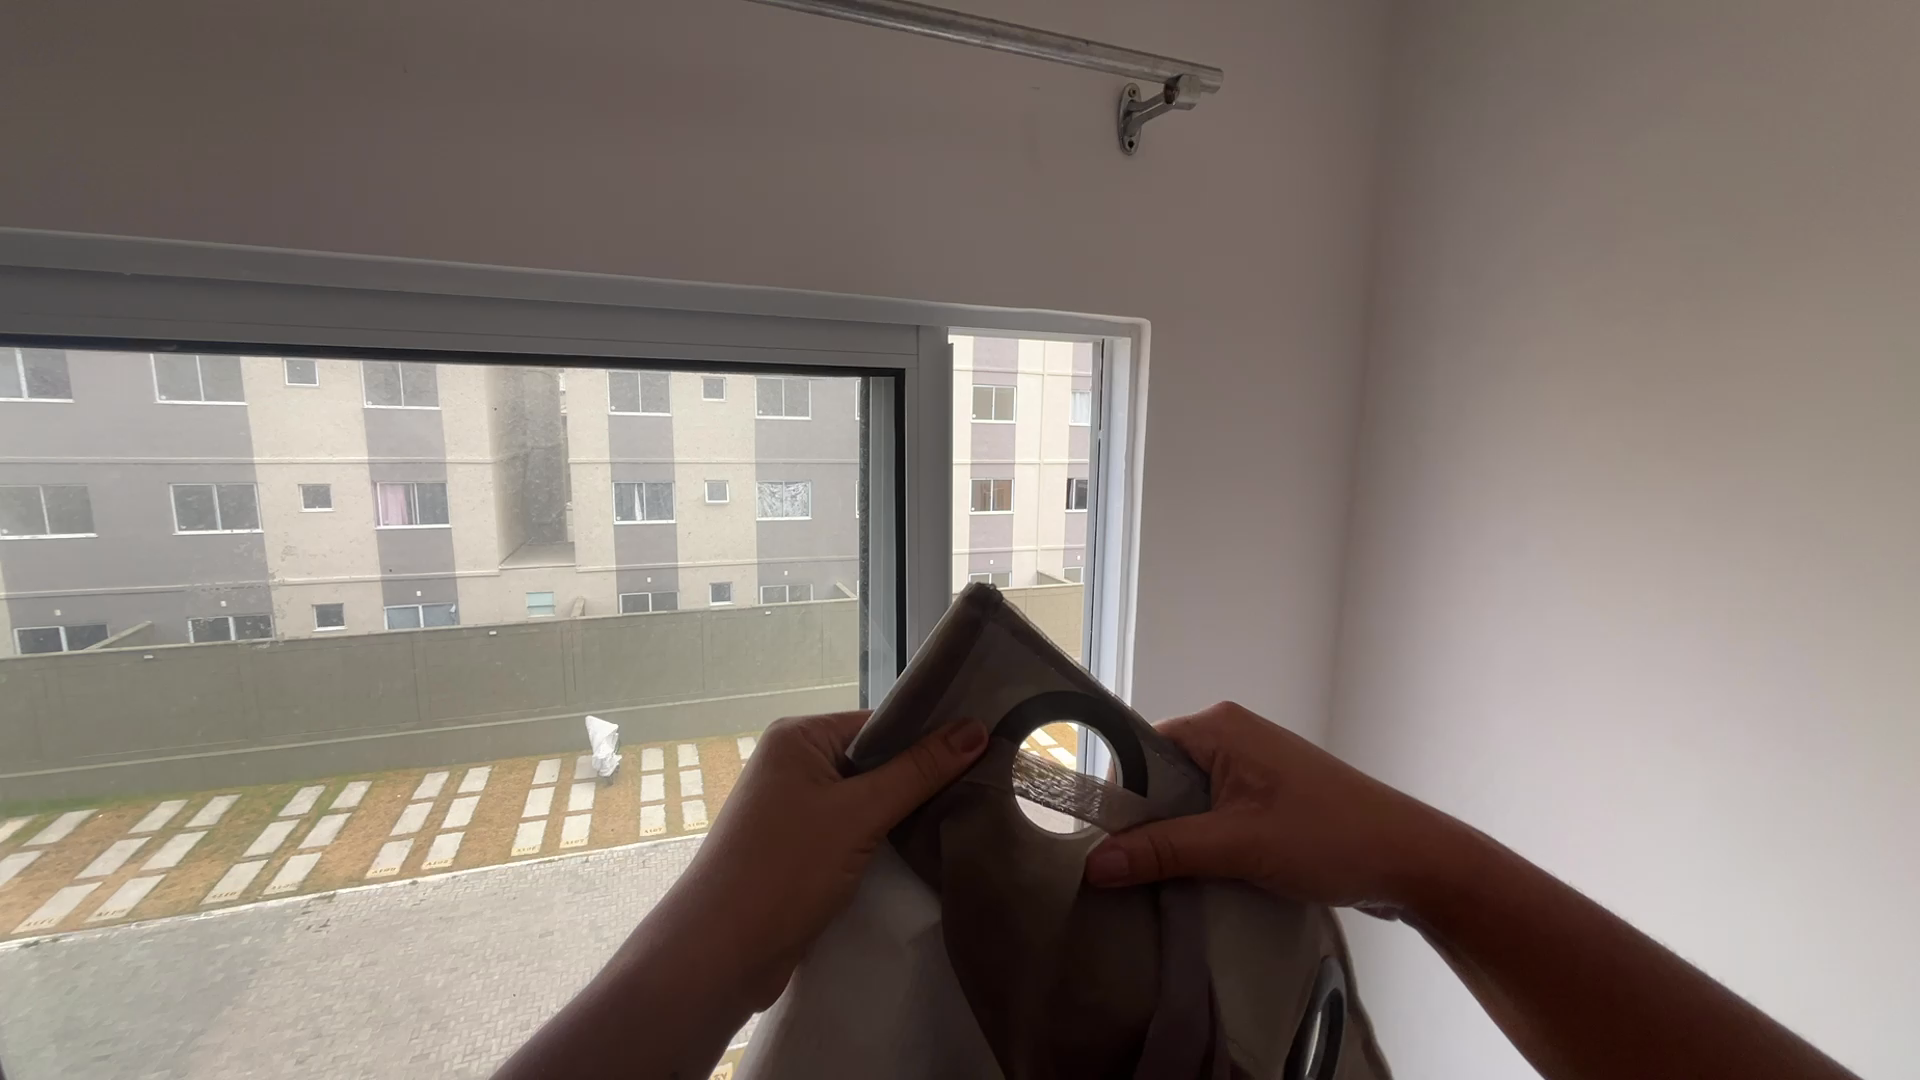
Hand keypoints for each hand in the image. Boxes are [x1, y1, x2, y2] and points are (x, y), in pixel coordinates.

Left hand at [660, 710, 987, 1005]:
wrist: (718, 957)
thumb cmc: (786, 869)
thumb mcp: (860, 814)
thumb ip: (919, 771)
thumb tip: (976, 729)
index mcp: (799, 735)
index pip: (878, 723)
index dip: (925, 737)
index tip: (978, 754)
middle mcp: (793, 761)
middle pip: (873, 758)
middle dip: (915, 777)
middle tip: (974, 790)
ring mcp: (793, 804)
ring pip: (864, 795)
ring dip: (899, 809)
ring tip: (953, 817)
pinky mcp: (798, 844)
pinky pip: (850, 825)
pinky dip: (879, 834)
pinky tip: (914, 846)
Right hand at [1082, 701, 1471, 910]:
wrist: (1416, 861)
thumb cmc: (1328, 838)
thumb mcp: (1237, 846)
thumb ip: (1163, 851)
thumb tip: (1094, 864)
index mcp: (1218, 726)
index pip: (1140, 750)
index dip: (1119, 793)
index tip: (1104, 841)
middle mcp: (1229, 733)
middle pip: (1161, 773)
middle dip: (1148, 818)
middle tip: (1129, 864)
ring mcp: (1250, 762)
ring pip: (1187, 795)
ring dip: (1176, 831)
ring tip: (1161, 872)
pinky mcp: (1265, 790)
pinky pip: (1212, 807)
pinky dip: (1201, 835)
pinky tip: (1196, 869)